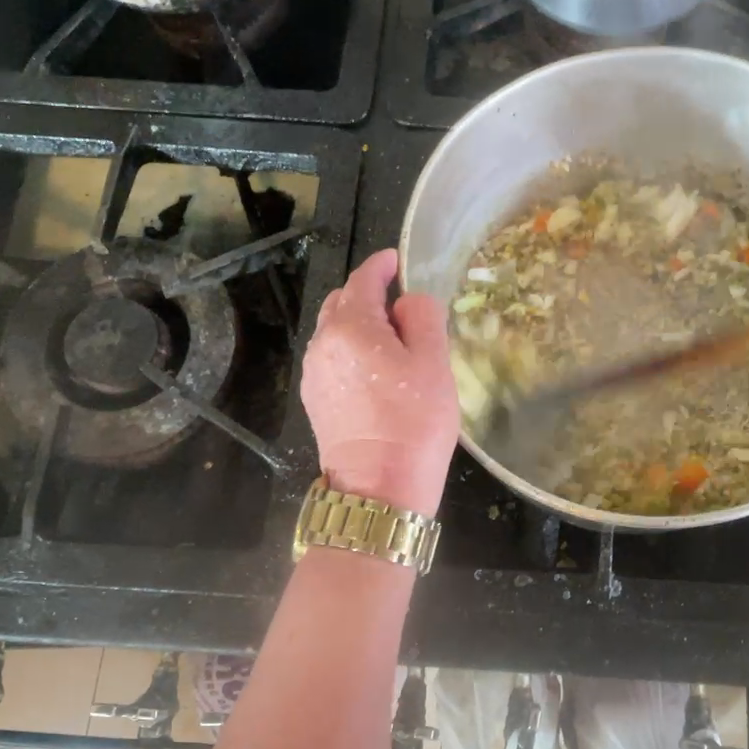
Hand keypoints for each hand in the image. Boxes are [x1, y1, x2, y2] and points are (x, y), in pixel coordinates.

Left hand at [302, 249, 459, 516]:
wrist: (380, 488)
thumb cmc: (414, 423)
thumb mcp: (434, 363)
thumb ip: (423, 318)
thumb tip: (407, 302)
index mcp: (350, 327)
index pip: (363, 280)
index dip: (382, 265)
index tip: (396, 260)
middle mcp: (323, 345)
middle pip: (341, 303)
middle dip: (368, 294)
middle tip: (401, 304)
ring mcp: (314, 375)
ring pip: (334, 332)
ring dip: (358, 324)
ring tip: (391, 340)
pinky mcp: (315, 401)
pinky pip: (332, 360)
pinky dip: (351, 350)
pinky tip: (375, 370)